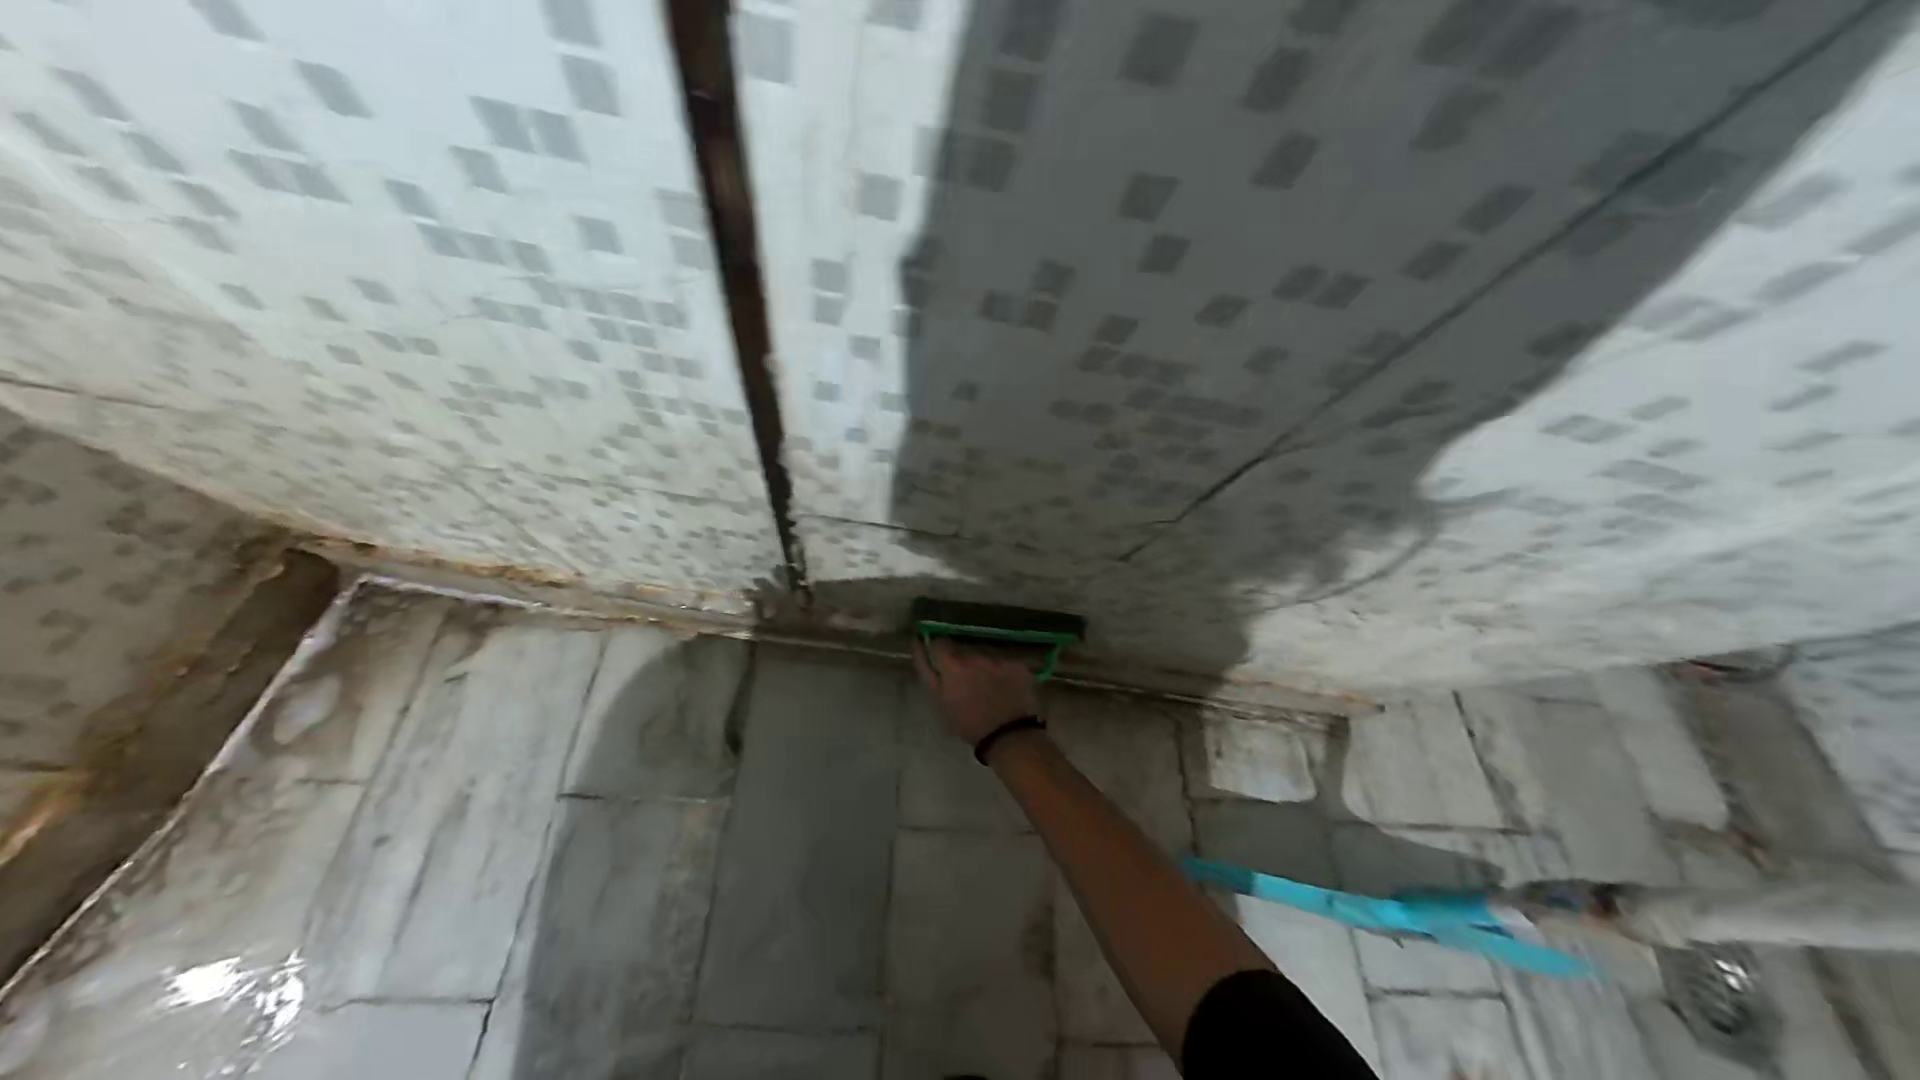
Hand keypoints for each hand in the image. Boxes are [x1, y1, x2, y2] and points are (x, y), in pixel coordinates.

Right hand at [913, 638, 1041, 743]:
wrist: (1010, 736)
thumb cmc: (969, 724)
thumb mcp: (942, 701)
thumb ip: (929, 672)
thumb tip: (920, 644)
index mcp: (954, 666)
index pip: (940, 643)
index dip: (939, 650)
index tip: (941, 658)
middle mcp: (976, 656)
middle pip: (965, 649)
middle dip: (964, 660)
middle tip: (968, 681)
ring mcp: (999, 659)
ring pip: (986, 655)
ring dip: (984, 665)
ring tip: (990, 687)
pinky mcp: (1018, 664)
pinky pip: (1006, 662)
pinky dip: (1004, 672)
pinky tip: (1007, 688)